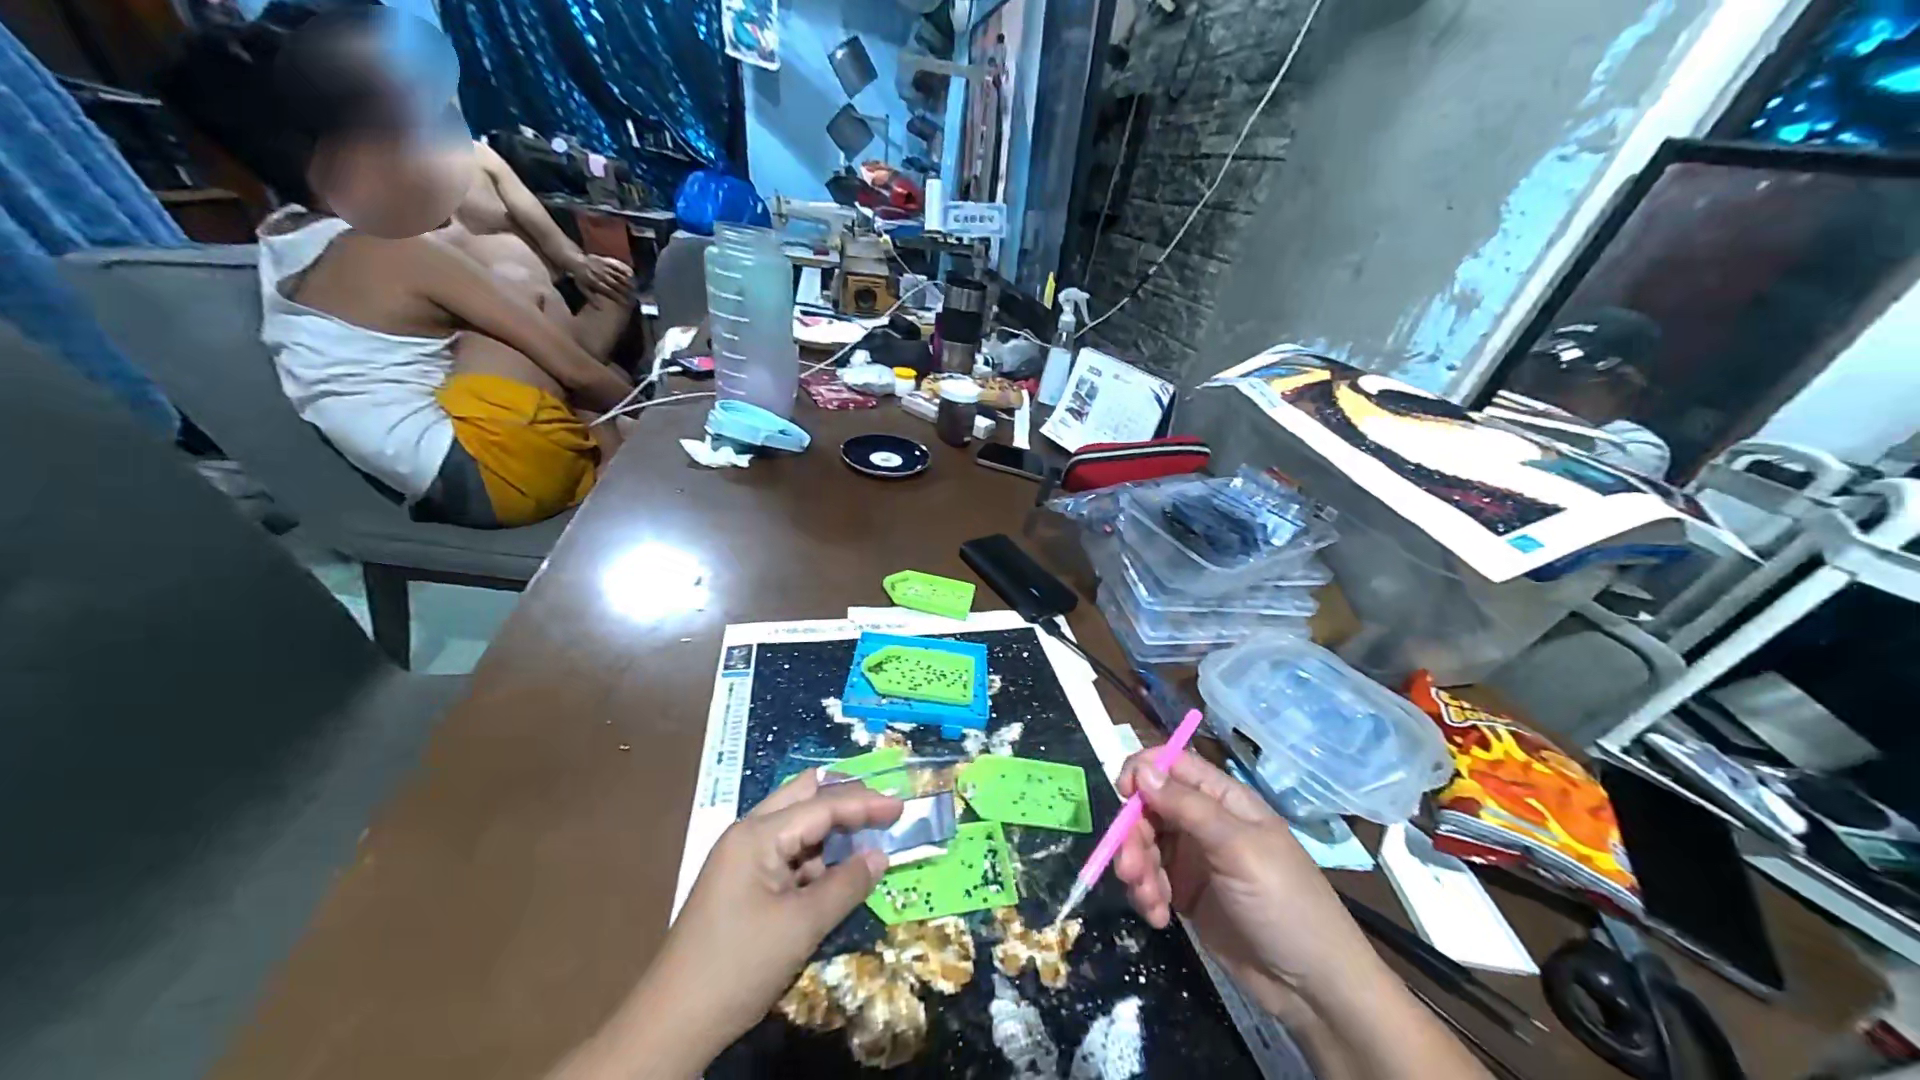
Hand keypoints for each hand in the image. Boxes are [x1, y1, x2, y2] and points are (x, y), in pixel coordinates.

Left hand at [568, 253, 632, 300]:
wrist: (575, 261)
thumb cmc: (580, 277)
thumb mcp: (583, 289)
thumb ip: (592, 299)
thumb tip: (600, 309)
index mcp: (595, 283)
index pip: (610, 292)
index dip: (618, 298)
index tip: (627, 303)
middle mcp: (601, 275)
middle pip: (616, 284)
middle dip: (626, 290)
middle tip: (634, 296)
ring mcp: (604, 267)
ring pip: (618, 275)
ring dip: (627, 281)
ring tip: (635, 287)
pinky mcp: (605, 260)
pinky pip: (616, 265)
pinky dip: (624, 269)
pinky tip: (631, 274)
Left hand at [647, 773, 900, 1054]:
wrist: (672, 1022)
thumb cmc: (739, 966)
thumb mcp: (802, 926)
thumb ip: (846, 885)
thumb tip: (880, 856)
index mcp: (757, 834)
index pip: (822, 805)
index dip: (865, 804)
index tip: (902, 807)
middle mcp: (747, 835)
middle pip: (803, 799)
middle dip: (845, 800)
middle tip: (883, 808)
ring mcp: (741, 859)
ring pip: (794, 827)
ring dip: (830, 831)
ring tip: (867, 838)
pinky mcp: (741, 884)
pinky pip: (785, 855)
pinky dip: (814, 858)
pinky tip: (835, 873)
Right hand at [1112, 750, 1376, 1008]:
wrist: (1313, 989)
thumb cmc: (1284, 904)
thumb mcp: (1238, 849)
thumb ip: (1187, 807)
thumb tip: (1142, 770)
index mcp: (1224, 800)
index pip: (1173, 766)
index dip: (1143, 772)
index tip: (1124, 794)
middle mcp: (1205, 823)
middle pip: (1150, 808)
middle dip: (1133, 835)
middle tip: (1130, 868)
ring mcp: (1194, 859)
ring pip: (1145, 846)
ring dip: (1137, 870)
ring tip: (1149, 901)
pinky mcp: (1186, 894)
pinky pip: (1151, 881)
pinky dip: (1147, 895)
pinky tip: (1159, 918)